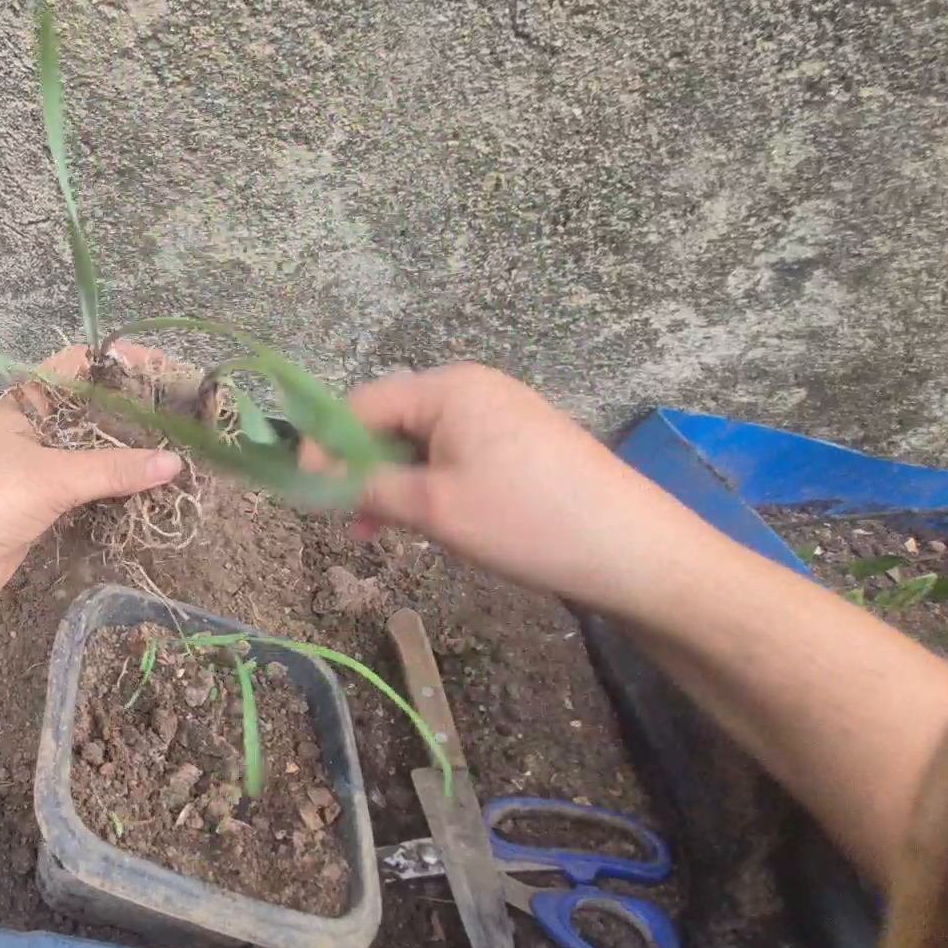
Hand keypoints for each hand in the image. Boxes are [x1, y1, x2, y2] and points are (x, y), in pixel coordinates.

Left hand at [0, 345, 182, 629]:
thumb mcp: (48, 477)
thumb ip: (112, 469)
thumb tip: (175, 462)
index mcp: (25, 403)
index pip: (79, 364)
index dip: (121, 361)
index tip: (168, 370)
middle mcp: (34, 429)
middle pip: (92, 410)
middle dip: (136, 413)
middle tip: (189, 419)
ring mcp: (38, 470)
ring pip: (93, 453)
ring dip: (131, 456)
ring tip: (183, 456)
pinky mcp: (43, 507)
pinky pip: (88, 490)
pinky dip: (117, 491)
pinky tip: (153, 493)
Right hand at [329, 363, 715, 606]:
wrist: (642, 558)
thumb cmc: (527, 522)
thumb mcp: (430, 507)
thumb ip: (362, 486)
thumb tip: (316, 480)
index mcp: (448, 388)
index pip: (358, 403)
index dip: (322, 444)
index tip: (304, 489)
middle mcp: (471, 389)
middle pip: (386, 420)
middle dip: (356, 468)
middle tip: (345, 516)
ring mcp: (499, 414)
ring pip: (416, 443)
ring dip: (388, 482)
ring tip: (378, 528)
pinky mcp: (517, 443)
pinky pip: (449, 455)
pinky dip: (424, 485)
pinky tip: (422, 519)